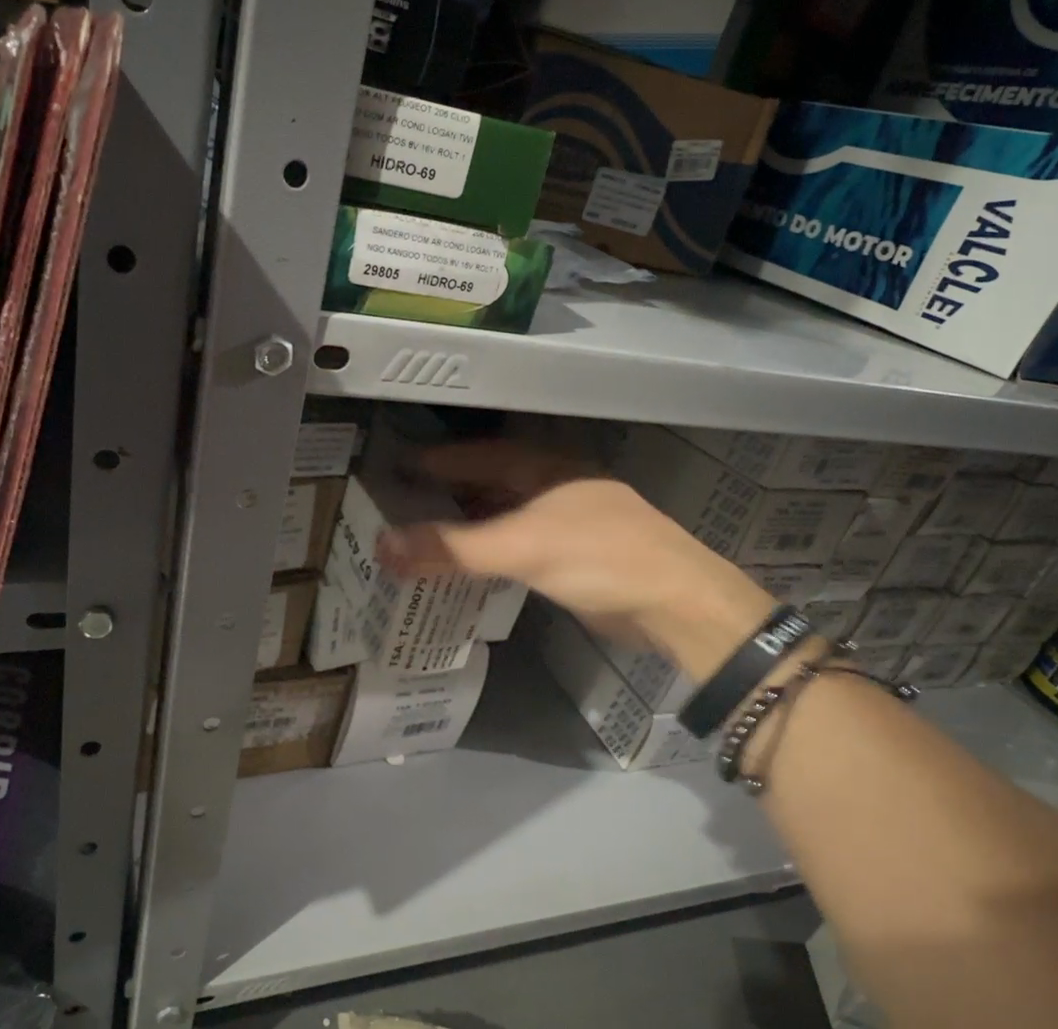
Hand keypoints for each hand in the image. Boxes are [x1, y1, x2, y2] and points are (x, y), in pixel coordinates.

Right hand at [374, 440, 780, 683]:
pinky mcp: (571, 555)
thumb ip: (450, 548)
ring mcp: (564, 521)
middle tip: (394, 508)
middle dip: (442, 495)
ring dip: (463, 527)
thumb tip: (381, 546)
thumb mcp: (521, 547)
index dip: (433, 460)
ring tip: (417, 539)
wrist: (676, 604)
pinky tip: (463, 568)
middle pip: (485, 484)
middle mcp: (552, 485)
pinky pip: (515, 546)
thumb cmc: (600, 557)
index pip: (474, 455)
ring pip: (500, 516)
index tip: (391, 470)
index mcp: (542, 466)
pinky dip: (486, 553)